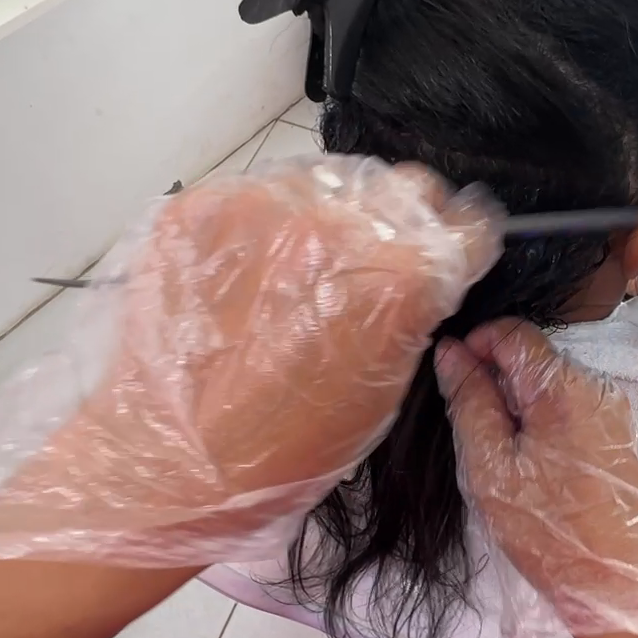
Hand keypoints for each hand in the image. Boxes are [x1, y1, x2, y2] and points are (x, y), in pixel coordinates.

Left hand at [0, 155, 502, 564]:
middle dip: (414, 220)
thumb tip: (423, 272)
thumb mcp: (385, 390)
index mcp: (401, 281)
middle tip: (388, 255)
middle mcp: (343, 226)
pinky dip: (280, 221)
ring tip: (319, 261)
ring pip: (341, 178)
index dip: (467, 244)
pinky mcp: (206, 204)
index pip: (470, 227)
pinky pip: (270, 191)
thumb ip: (413, 315)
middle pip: (410, 186)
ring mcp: (268, 205)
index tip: (455, 253)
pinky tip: (262, 266)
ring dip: (347, 213)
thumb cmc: (291, 447)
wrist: (168, 459)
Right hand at [434, 319, 637, 637]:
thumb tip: (450, 351)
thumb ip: (470, 401)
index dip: (476, 343)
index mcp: (566, 387)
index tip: (453, 378)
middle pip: (534, 357)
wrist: (621, 588)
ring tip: (500, 451)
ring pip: (551, 383)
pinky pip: (571, 407)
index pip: (514, 332)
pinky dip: (542, 419)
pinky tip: (530, 461)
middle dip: (496, 377)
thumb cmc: (548, 530)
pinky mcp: (620, 435)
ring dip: (518, 402)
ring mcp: (614, 411)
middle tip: (472, 425)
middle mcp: (598, 387)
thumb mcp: (492, 467)